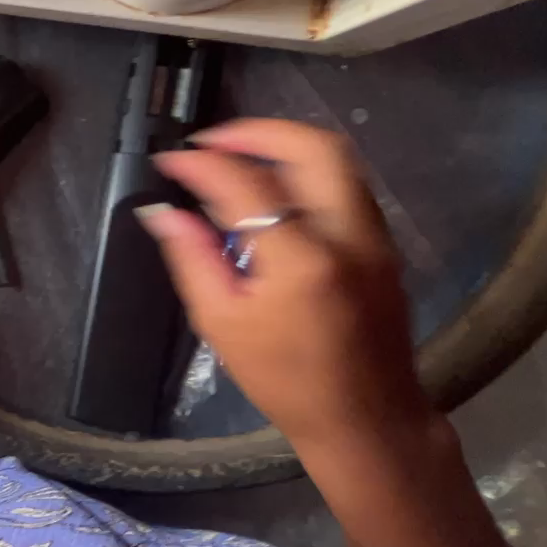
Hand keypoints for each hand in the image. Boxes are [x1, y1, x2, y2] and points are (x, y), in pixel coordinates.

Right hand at [137, 118, 437, 452]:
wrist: (364, 415)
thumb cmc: (281, 378)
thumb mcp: (219, 321)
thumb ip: (192, 257)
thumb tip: (164, 213)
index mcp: (302, 261)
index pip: (247, 185)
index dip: (202, 165)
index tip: (170, 161)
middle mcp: (349, 236)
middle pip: (315, 148)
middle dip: (257, 131)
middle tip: (211, 141)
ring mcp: (375, 237)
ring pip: (337, 160)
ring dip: (282, 146)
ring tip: (234, 157)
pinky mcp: (382, 244)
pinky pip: (343, 185)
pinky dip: (302, 171)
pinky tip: (267, 189)